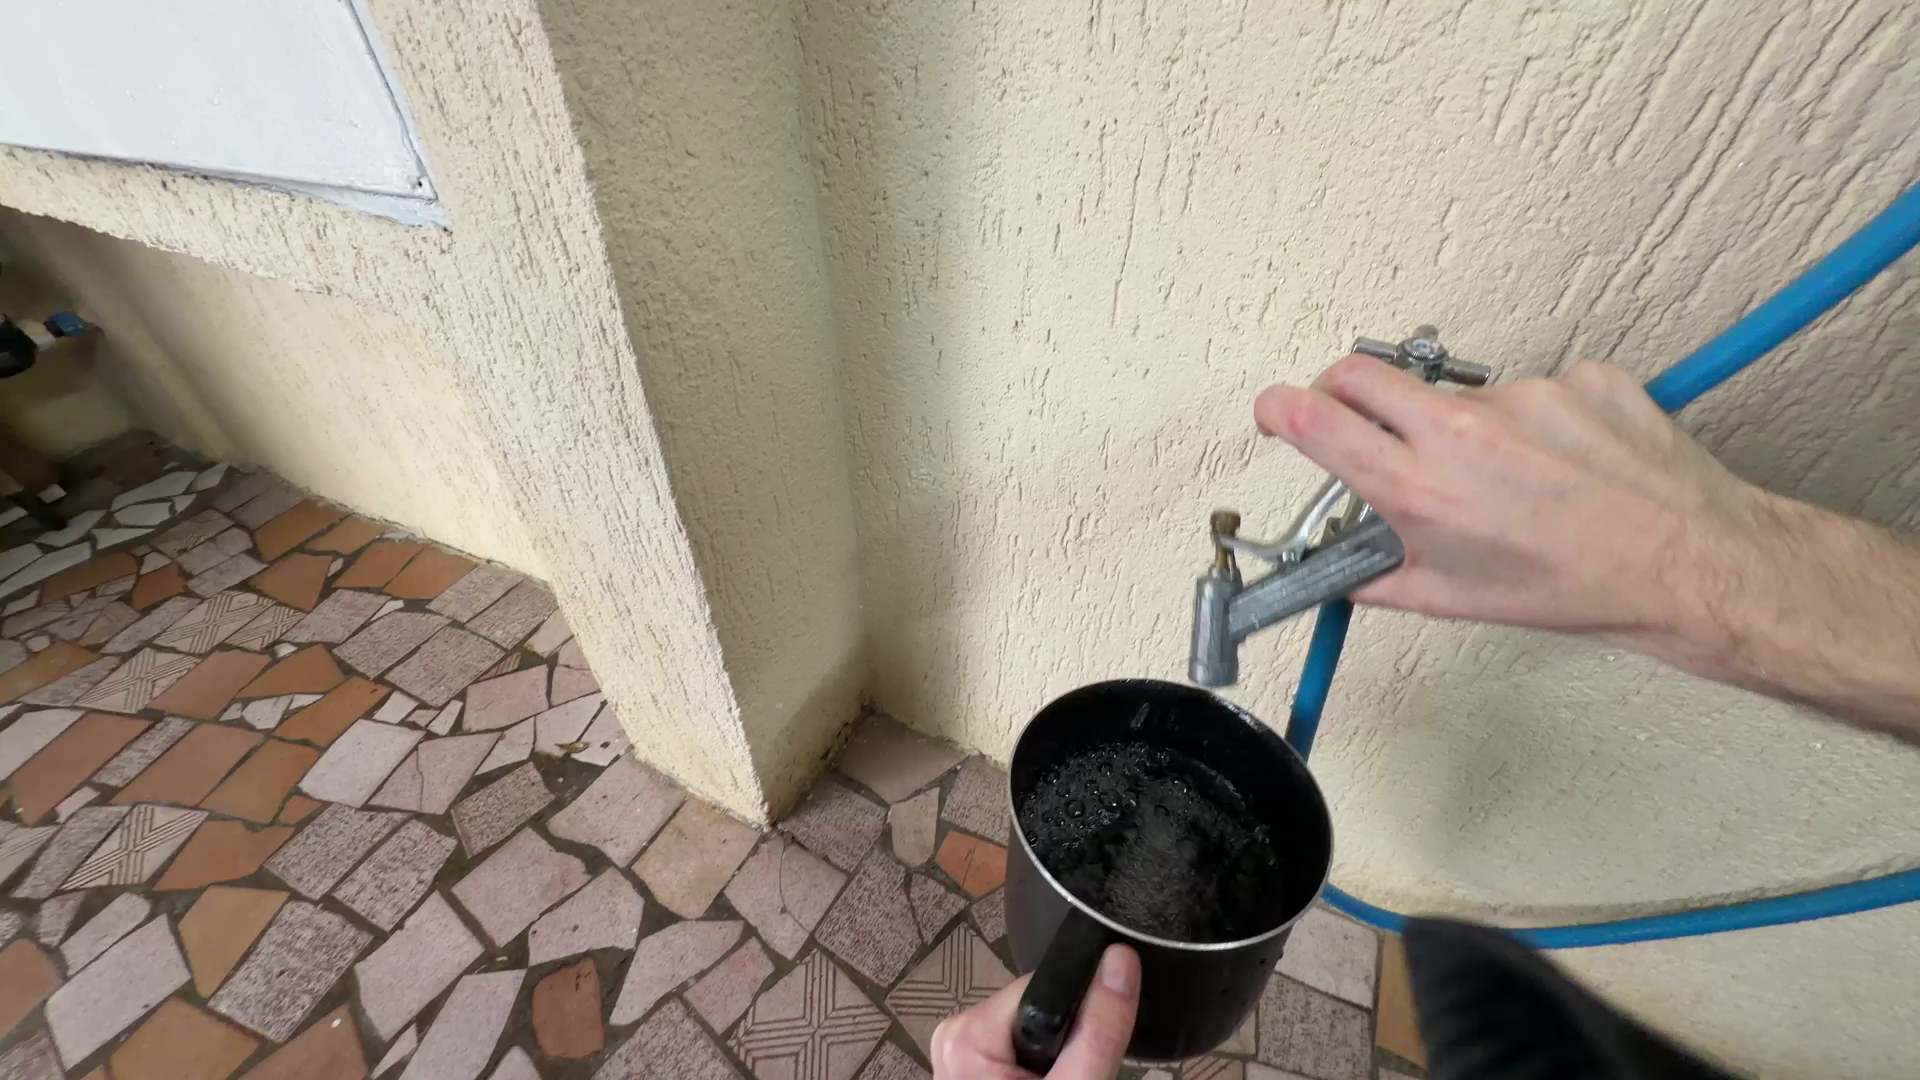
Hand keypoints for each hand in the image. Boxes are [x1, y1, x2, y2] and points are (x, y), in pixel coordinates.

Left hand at [930, 945, 1140, 1079]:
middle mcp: (952, 1034)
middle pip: (1033, 1010)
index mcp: (965, 1033)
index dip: (1075, 1013)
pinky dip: (1038, 1070)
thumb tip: (1122, 959)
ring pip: (1028, 1032)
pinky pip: (1015, 1051)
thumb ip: (1098, 1030)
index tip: (1088, 1054)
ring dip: (1055, 1058)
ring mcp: (955, 1054)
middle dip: (1064, 1043)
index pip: (1039, 989)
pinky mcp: (966, 1069)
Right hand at [1252, 356, 1772, 648]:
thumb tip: (1329, 571)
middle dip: (1337, 392)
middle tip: (1356, 422)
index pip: (1314, 420)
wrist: (1690, 563)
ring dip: (1446, 424)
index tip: (1274, 413)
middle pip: (1357, 373)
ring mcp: (1522, 396)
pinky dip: (1518, 420)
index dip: (1277, 408)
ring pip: (1443, 392)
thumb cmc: (1567, 587)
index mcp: (1417, 489)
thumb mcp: (1442, 597)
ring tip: (1497, 471)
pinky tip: (1548, 458)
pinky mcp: (1577, 377)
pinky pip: (1518, 389)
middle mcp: (1460, 433)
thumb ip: (1368, 578)